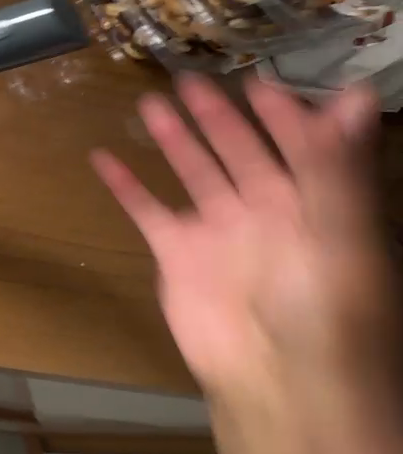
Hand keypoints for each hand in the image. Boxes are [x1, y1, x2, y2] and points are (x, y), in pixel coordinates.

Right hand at [91, 74, 394, 401]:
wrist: (277, 375)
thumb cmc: (326, 306)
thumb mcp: (344, 232)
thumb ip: (337, 166)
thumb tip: (353, 96)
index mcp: (319, 205)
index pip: (302, 146)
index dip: (283, 113)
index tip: (256, 78)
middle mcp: (270, 212)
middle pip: (241, 152)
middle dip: (218, 115)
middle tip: (187, 78)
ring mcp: (219, 232)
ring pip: (193, 171)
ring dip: (173, 138)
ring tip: (147, 103)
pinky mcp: (175, 251)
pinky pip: (146, 209)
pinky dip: (125, 184)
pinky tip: (102, 158)